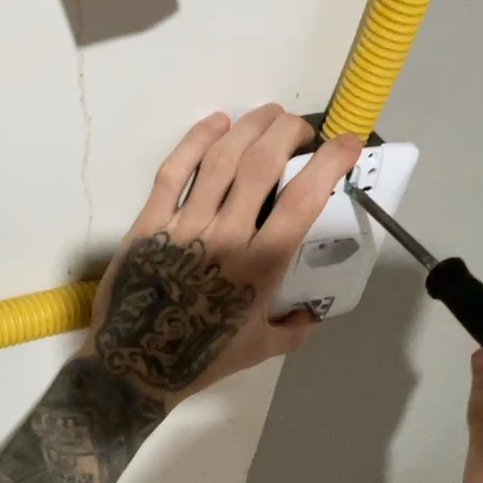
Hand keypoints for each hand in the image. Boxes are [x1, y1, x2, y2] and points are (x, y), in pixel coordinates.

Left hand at [85, 105, 363, 405]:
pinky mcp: (149, 223)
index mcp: (261, 265)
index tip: (347, 143)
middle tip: (299, 129)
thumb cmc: (201, 361)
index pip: (303, 199)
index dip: (330, 162)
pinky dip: (195, 140)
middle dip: (287, 132)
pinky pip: (174, 171)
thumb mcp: (259, 351)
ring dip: (249, 127)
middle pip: (261, 163)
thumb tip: (310, 315)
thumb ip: (292, 331)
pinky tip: (215, 123)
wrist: (135, 368)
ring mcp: (185, 225)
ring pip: (221, 158)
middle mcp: (227, 236)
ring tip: (267, 114)